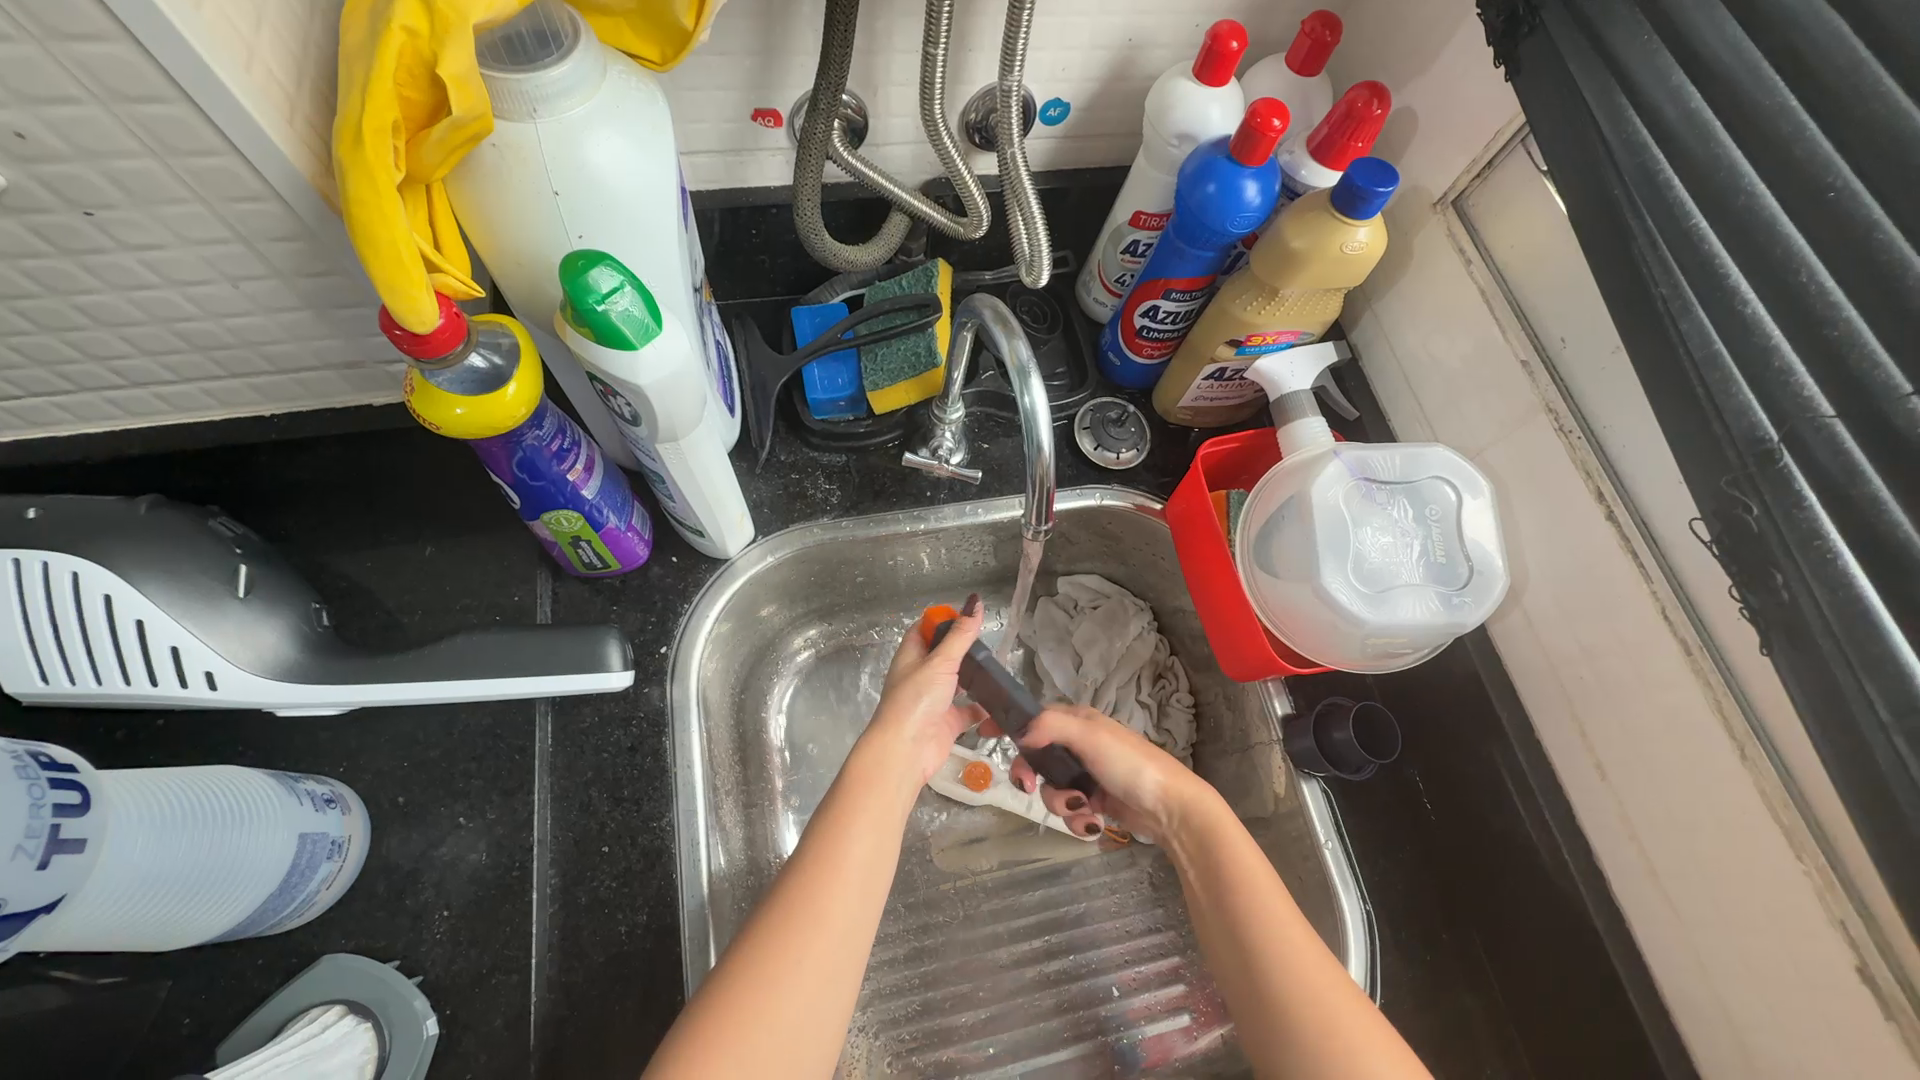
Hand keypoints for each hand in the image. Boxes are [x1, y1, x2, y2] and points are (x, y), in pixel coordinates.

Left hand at [862, 594, 989, 784]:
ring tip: (1000, 666)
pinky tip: (1000, 701)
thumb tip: (976, 602)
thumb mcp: (940, 662)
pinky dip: (984, 707)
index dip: (943, 620)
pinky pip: (969, 711)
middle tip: (990, 642)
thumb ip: (961, 635)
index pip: (925, 629)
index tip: (967, 616)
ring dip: (976, 677)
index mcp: (911, 655)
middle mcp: (921, 675)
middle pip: (944, 655)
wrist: (906, 751)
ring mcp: (935, 699)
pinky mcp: (948, 722)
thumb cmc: (916, 700)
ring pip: (958, 682)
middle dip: (965, 649)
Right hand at [987, 705, 1216, 840]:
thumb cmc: (1130, 764)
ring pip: (1052, 789)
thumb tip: (1020, 732)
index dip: (1012, 725)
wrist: (1171, 809)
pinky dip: (1077, 819)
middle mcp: (1081, 746)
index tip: (984, 733)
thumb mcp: (1090, 736)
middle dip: (1032, 775)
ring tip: (1083, 809)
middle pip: (1037, 759)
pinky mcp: (1096, 803)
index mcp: (1080, 722)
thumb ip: (1051, 726)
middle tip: (1027, 786)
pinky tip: (1093, 822)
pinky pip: (1070, 811)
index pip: (1036, 718)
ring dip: (1061, 804)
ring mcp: (1089, 776)